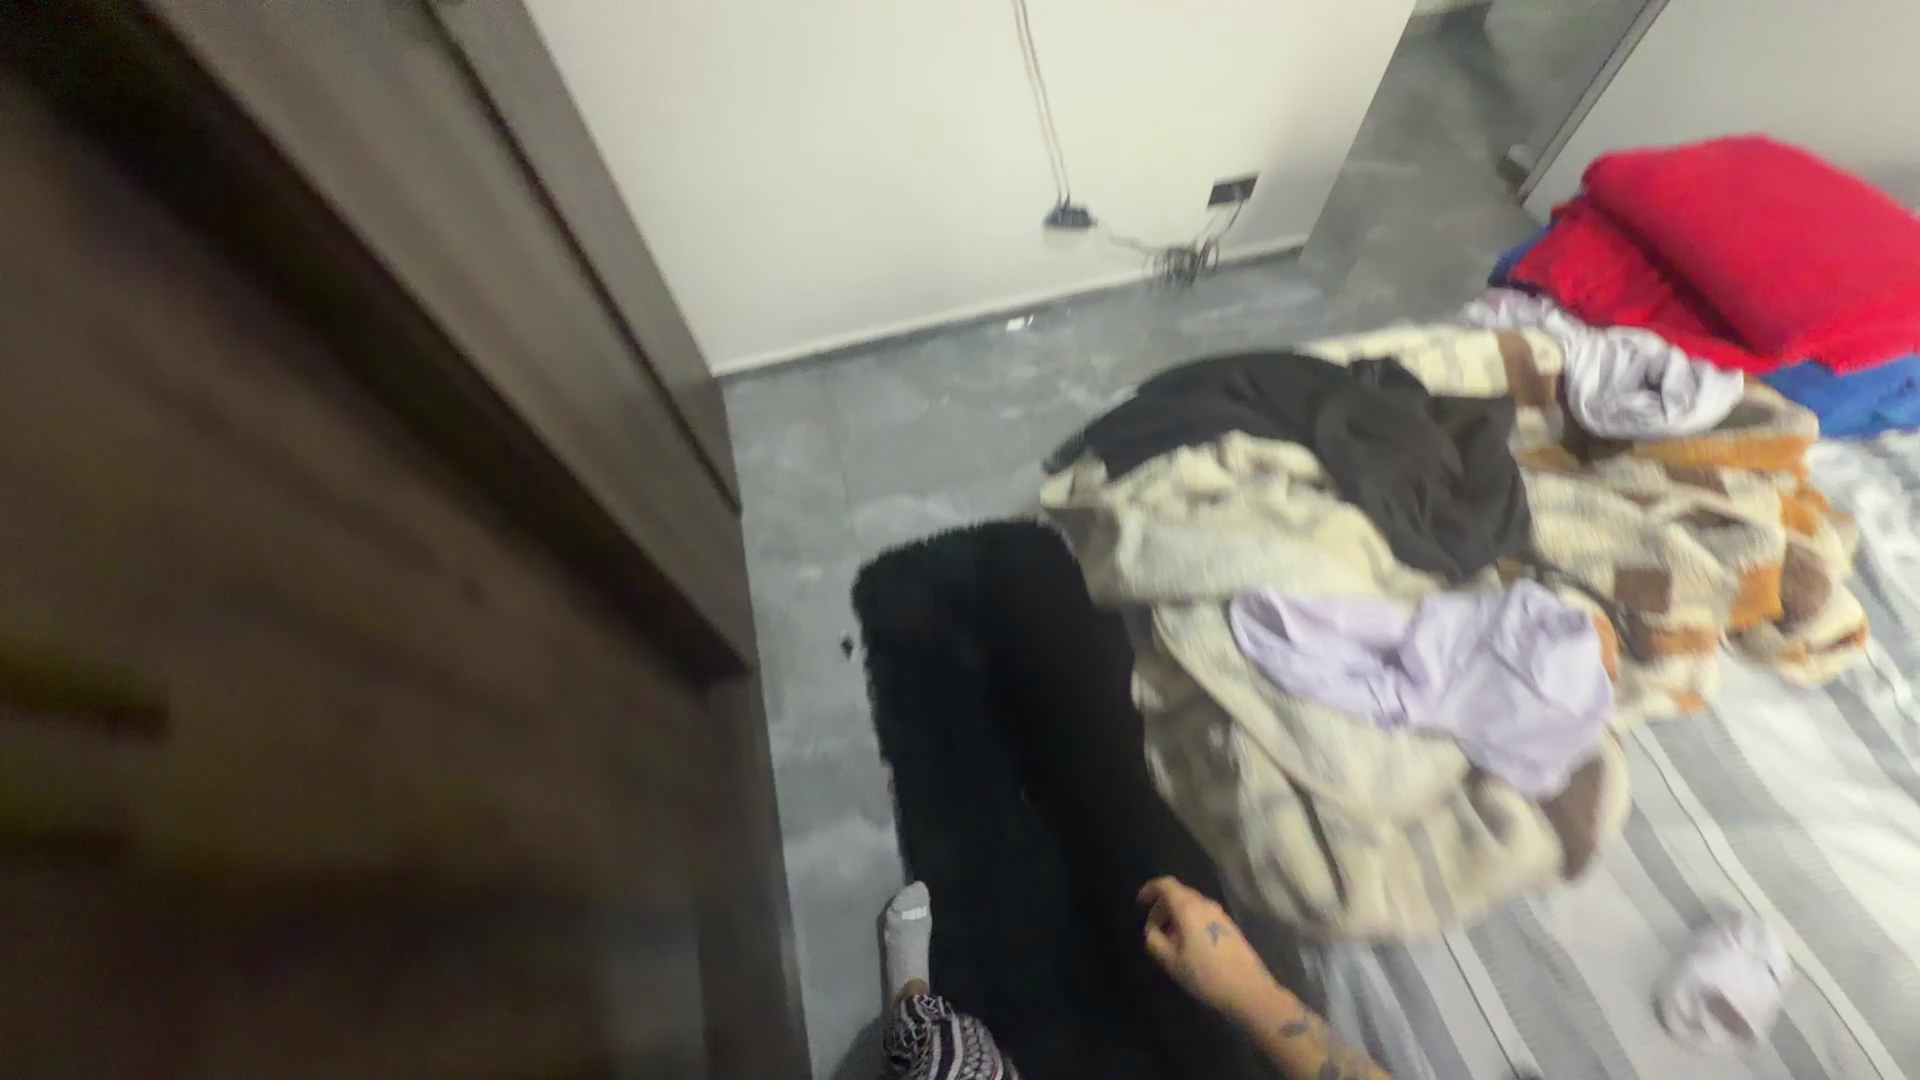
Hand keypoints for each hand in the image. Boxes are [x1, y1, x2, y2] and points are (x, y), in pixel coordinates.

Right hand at [1138, 876, 1280, 1021]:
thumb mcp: (1171, 962)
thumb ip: (1154, 941)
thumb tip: (1152, 930)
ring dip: (1176, 916)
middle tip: (1153, 928)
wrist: (1250, 992)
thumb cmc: (1206, 975)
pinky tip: (1190, 946)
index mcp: (1188, 907)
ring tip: (1170, 940)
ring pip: (1191, 905)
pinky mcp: (1230, 927)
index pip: (1165, 884)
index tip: (1140, 905)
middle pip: (1178, 893)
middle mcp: (1205, 904)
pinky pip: (1203, 915)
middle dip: (1162, 907)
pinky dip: (1190, 922)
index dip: (1149, 890)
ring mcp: (1220, 915)